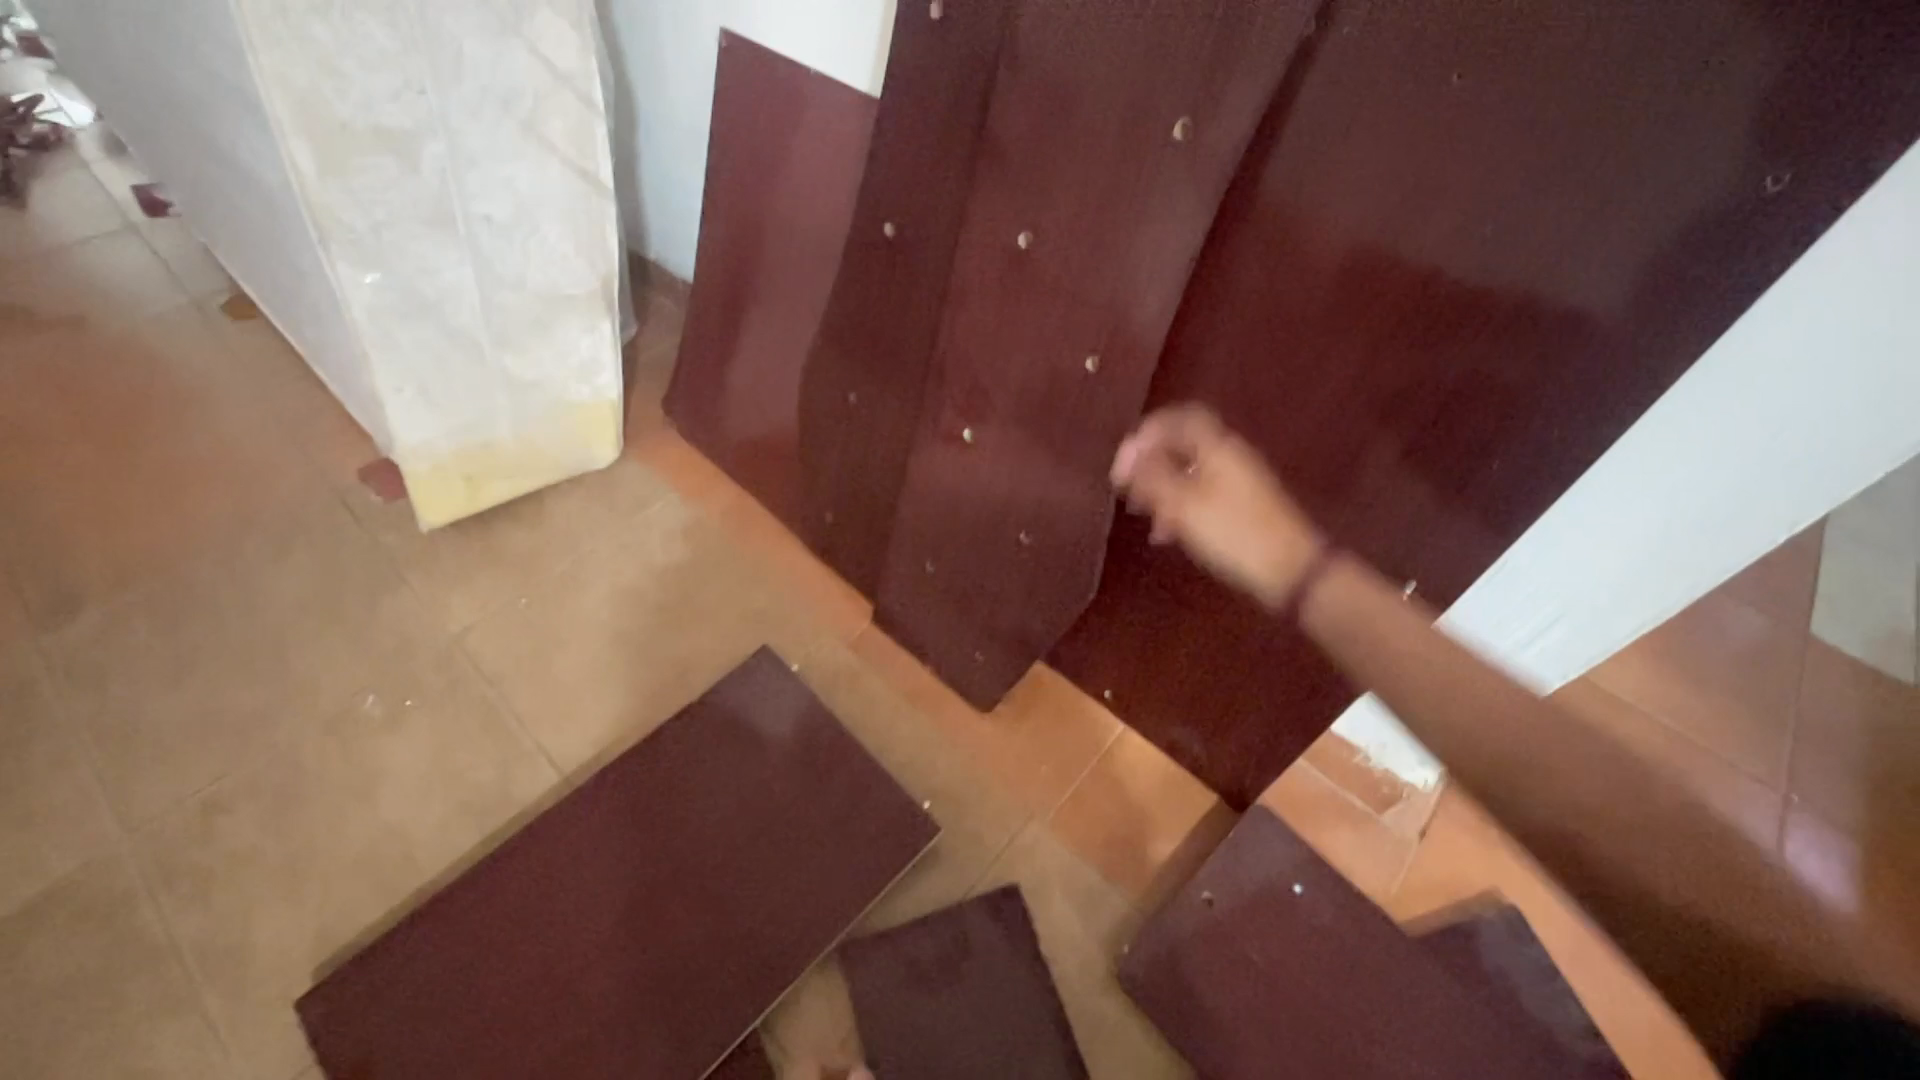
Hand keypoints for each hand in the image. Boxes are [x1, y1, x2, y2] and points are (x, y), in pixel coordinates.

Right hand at [1111, 404, 1320, 606]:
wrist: (1290, 569)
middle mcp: (1229, 457)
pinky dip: (1179, 509)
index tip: (1125, 457)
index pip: (1180, 419)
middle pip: (1182, 447)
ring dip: (1162, 490)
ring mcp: (1237, 483)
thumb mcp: (1184, 504)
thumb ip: (1153, 475)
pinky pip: (1201, 496)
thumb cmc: (1233, 532)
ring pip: (1189, 474)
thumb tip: (1128, 452)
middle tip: (1127, 488)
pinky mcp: (1241, 508)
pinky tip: (1167, 534)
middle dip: (1150, 465)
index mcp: (1218, 448)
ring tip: (1143, 515)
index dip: (1148, 431)